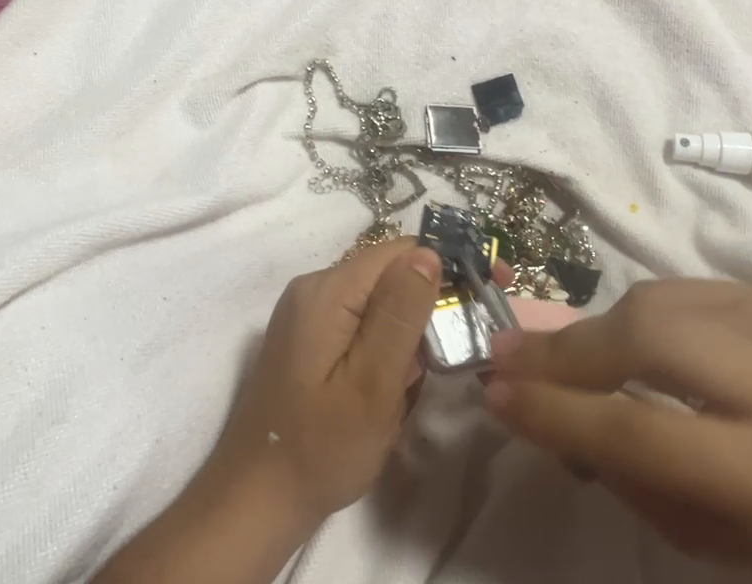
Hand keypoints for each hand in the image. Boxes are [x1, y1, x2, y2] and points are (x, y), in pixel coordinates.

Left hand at [92, 238, 452, 583]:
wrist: (256, 499)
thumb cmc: (320, 447)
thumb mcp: (372, 382)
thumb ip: (400, 314)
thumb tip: (429, 254)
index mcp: (327, 292)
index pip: (400, 251)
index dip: (450, 263)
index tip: (495, 288)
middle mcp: (313, 290)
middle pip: (389, 274)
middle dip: (431, 304)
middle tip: (461, 350)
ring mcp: (307, 316)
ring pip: (378, 303)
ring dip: (409, 333)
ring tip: (420, 381)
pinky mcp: (308, 342)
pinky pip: (361, 326)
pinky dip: (387, 349)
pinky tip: (393, 388)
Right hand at [484, 280, 751, 583]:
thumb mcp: (715, 540)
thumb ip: (627, 475)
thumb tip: (546, 411)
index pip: (643, 430)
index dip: (557, 411)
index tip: (494, 396)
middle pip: (646, 339)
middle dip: (564, 350)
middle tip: (505, 360)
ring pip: (651, 303)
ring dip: (588, 330)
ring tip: (547, 355)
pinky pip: (669, 292)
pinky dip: (625, 316)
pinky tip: (609, 344)